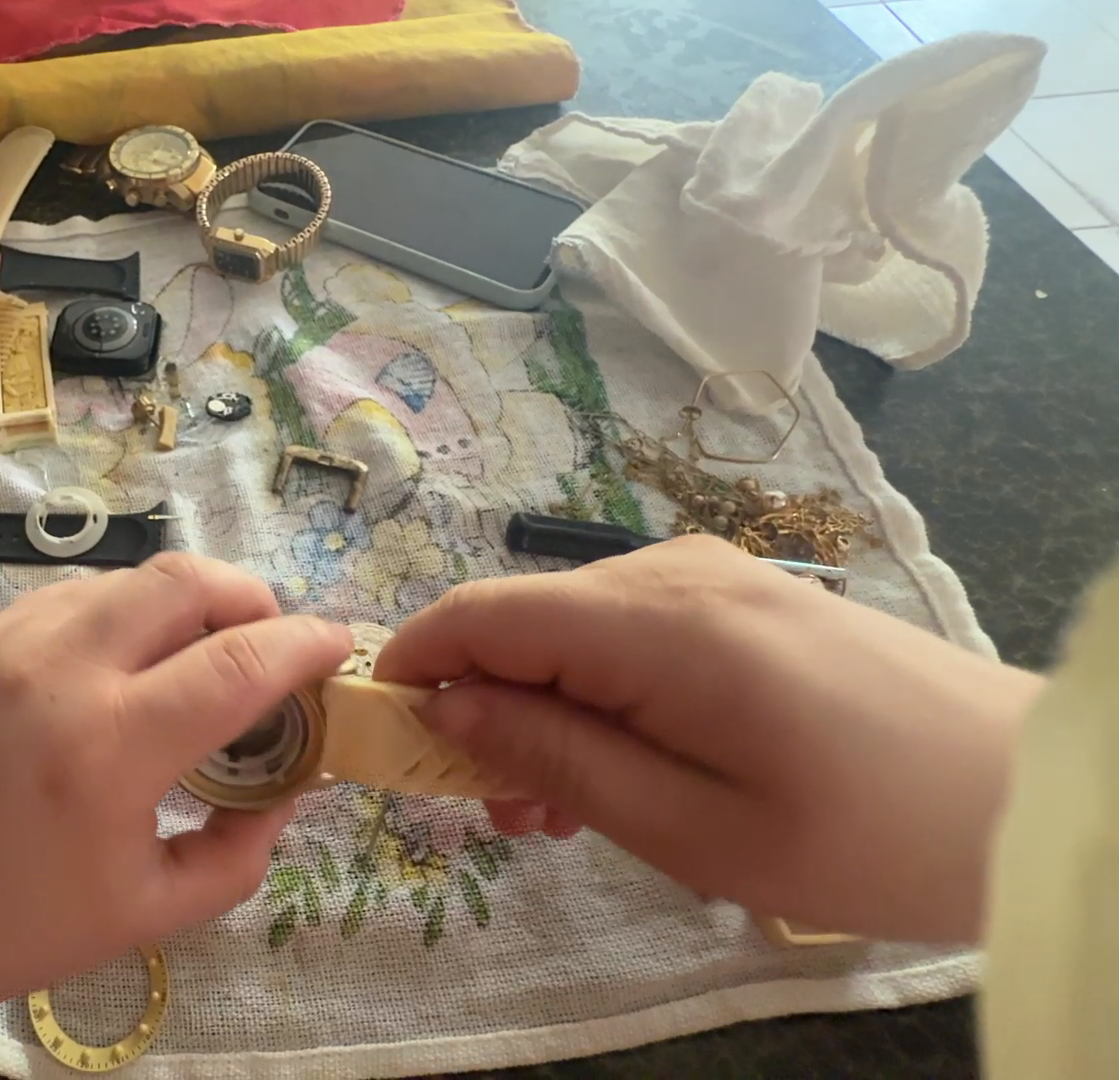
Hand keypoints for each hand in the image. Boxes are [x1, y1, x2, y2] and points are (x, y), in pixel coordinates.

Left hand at [0, 553, 351, 1033]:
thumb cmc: (2, 923)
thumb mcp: (142, 915)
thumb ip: (237, 853)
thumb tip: (285, 790)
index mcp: (108, 747)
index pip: (238, 662)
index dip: (305, 643)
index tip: (337, 644)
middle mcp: (63, 668)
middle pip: (188, 580)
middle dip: (252, 597)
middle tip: (270, 643)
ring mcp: (14, 637)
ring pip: (135, 577)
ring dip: (190, 601)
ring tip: (203, 653)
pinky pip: (83, 593)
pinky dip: (131, 610)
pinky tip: (130, 659)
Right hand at [374, 536, 1042, 942]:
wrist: (1044, 797)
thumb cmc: (869, 833)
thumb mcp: (690, 827)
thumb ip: (552, 754)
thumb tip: (447, 704)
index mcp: (652, 622)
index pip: (482, 613)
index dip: (416, 657)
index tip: (387, 722)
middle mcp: (661, 572)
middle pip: (516, 621)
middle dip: (477, 699)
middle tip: (489, 798)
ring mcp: (696, 574)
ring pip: (559, 628)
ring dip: (531, 701)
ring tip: (551, 797)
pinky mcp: (720, 592)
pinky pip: (613, 630)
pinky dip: (583, 687)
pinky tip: (609, 751)